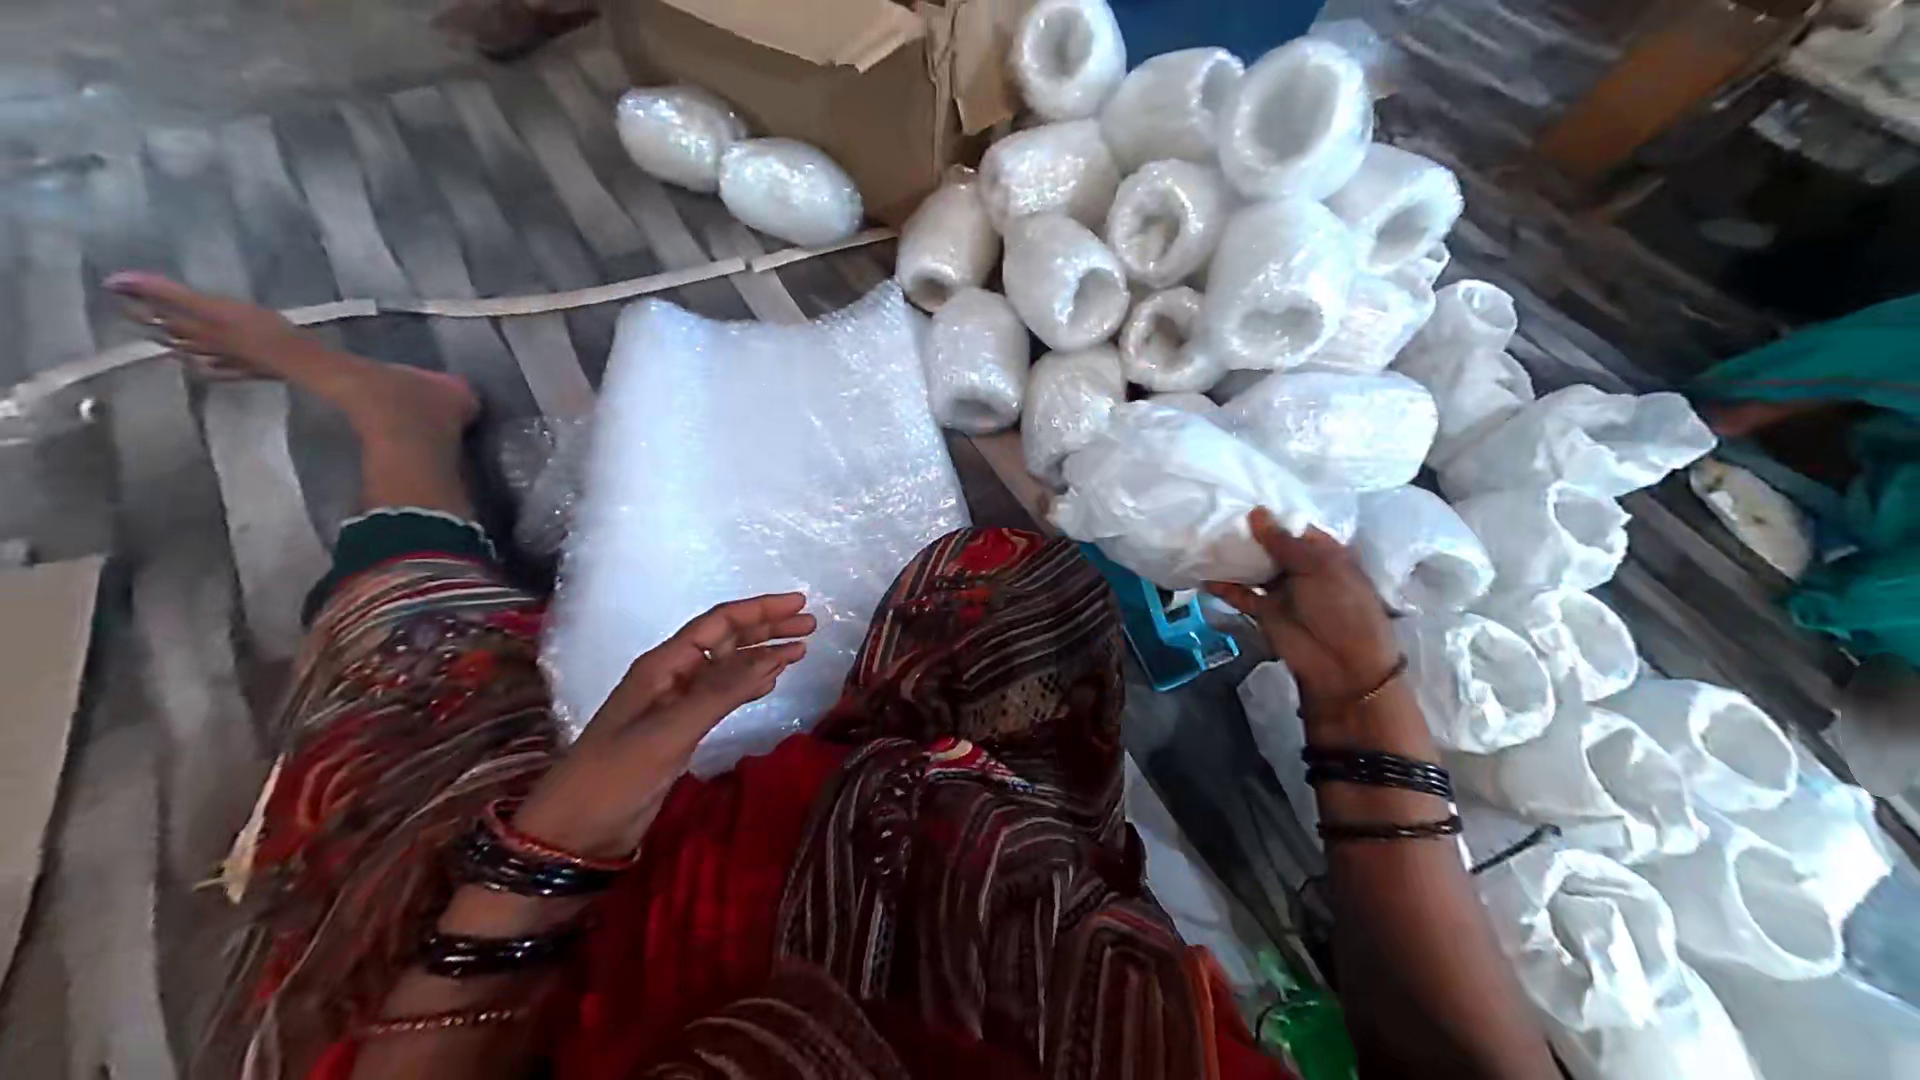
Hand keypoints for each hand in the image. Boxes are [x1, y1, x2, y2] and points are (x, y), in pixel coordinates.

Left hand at [104, 271, 309, 371]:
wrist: (300, 360)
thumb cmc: (260, 328)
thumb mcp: (211, 304)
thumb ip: (165, 292)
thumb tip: (116, 280)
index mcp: (188, 327)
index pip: (152, 308)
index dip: (135, 295)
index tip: (117, 284)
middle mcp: (198, 345)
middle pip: (168, 332)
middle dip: (154, 321)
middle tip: (145, 310)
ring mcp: (223, 361)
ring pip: (190, 352)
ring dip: (178, 345)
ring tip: (171, 337)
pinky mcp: (246, 372)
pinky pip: (218, 371)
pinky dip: (208, 368)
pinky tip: (207, 366)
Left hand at [514, 593, 815, 856]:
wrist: (574, 833)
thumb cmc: (616, 775)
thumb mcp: (670, 731)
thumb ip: (721, 692)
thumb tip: (772, 656)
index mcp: (663, 664)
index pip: (719, 623)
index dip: (759, 610)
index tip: (800, 604)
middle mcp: (673, 676)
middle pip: (727, 640)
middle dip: (767, 629)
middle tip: (810, 626)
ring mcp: (677, 703)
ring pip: (729, 667)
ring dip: (763, 656)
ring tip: (799, 650)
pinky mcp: (682, 729)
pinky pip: (724, 695)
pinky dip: (750, 685)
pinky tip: (770, 682)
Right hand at [1208, 508, 1399, 716]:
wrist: (1343, 664)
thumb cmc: (1341, 607)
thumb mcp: (1319, 567)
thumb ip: (1283, 541)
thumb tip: (1256, 512)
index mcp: (1322, 553)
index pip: (1291, 527)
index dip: (1268, 516)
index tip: (1237, 502)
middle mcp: (1299, 567)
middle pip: (1267, 546)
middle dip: (1245, 535)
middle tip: (1213, 518)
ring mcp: (1280, 590)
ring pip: (1251, 568)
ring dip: (1231, 559)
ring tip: (1203, 542)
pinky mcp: (1264, 611)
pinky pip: (1240, 594)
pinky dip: (1223, 586)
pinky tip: (1203, 575)